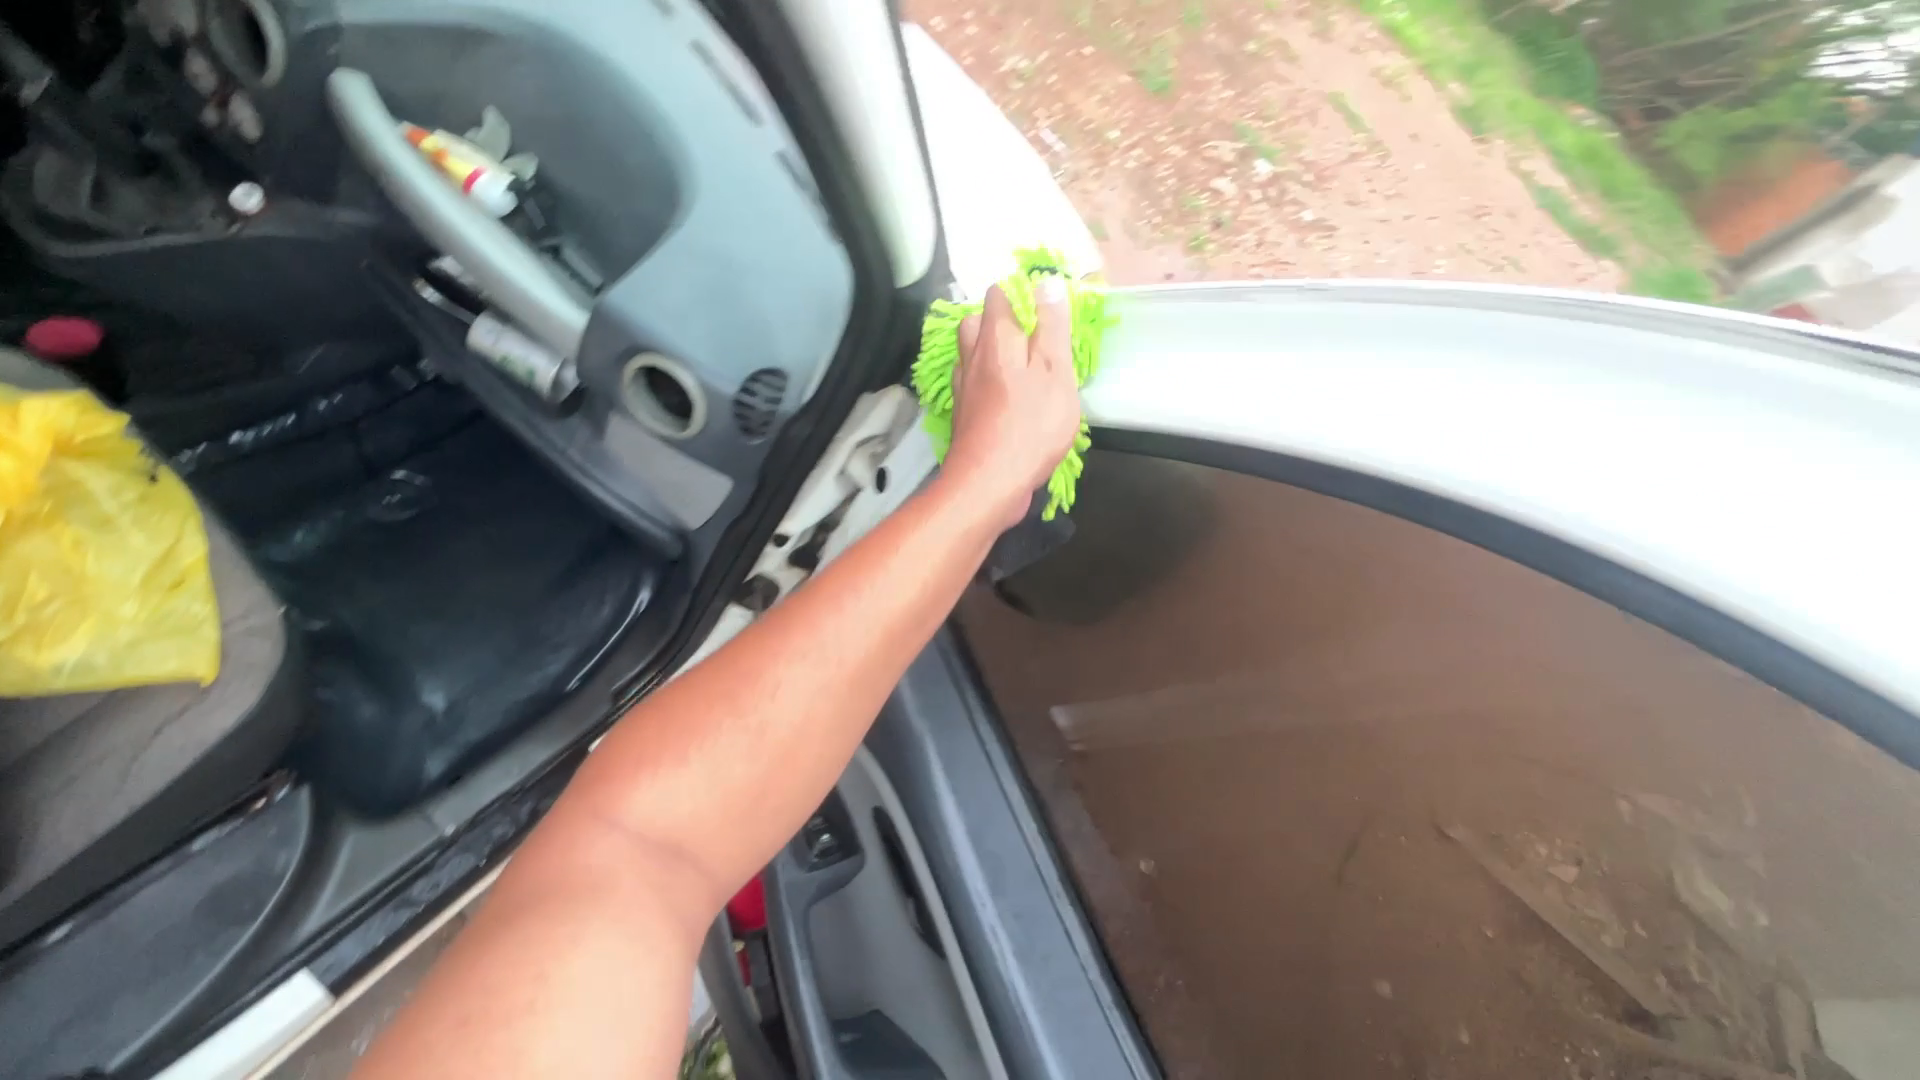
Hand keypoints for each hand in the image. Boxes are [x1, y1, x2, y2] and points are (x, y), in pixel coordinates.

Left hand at [941, 277, 1082, 530]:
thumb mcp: (1055, 371)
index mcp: (997, 340)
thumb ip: (1051, 327)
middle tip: (1026, 333)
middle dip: (995, 319)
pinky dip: (982, 380)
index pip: (997, 297)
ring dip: (985, 349)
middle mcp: (973, 358)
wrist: (990, 481)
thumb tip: (1047, 281)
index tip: (1042, 308)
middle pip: (974, 323)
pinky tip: (999, 394)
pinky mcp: (963, 416)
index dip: (1018, 295)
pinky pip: (969, 384)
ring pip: (968, 354)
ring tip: (1014, 360)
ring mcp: (964, 388)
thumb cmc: (1032, 425)